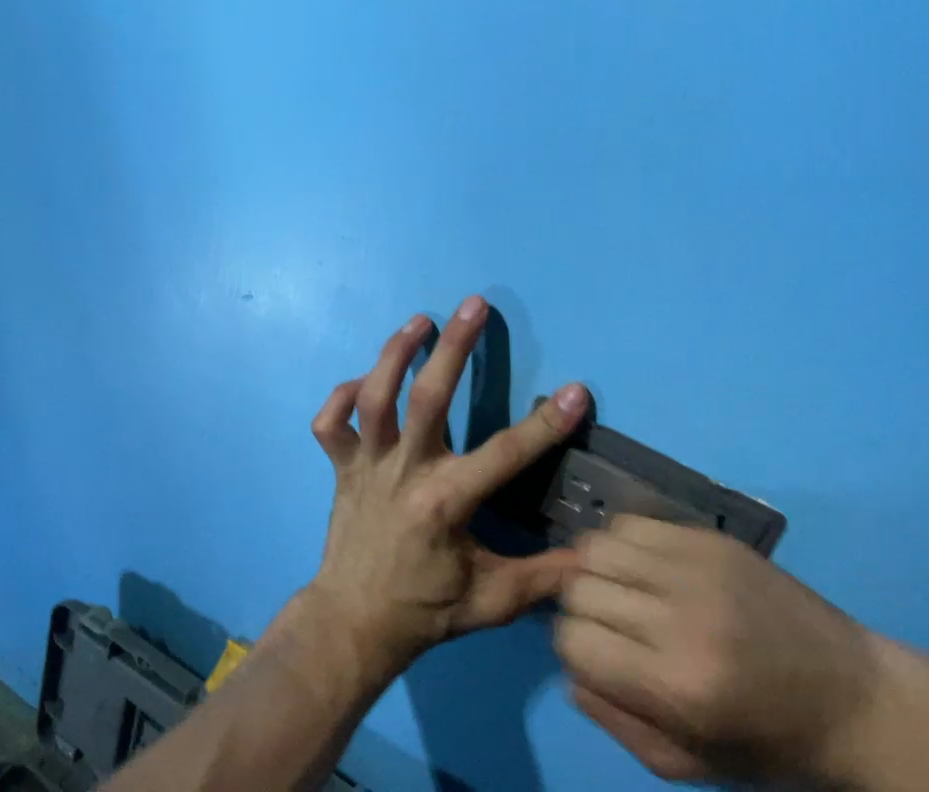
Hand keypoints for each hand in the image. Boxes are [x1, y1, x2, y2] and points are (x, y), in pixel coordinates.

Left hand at [301, 295, 591, 680]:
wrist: (354, 623)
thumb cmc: (427, 609)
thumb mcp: (494, 600)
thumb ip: (546, 576)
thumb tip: (599, 557)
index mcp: (445, 502)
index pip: (504, 454)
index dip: (544, 423)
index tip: (576, 391)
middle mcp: (404, 473)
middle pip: (428, 399)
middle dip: (453, 348)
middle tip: (474, 304)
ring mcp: (366, 467)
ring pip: (374, 399)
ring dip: (393, 355)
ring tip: (419, 320)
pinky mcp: (339, 469)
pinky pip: (329, 424)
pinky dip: (339, 397)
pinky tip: (361, 380)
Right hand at [556, 516, 882, 784]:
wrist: (859, 702)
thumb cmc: (769, 744)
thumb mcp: (686, 761)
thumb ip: (614, 718)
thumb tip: (571, 668)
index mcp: (675, 685)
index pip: (572, 639)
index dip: (577, 650)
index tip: (603, 658)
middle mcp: (681, 618)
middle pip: (578, 587)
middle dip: (584, 610)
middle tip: (616, 627)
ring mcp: (699, 570)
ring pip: (597, 545)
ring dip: (598, 570)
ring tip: (627, 592)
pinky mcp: (714, 540)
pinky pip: (633, 522)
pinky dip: (626, 543)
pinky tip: (650, 569)